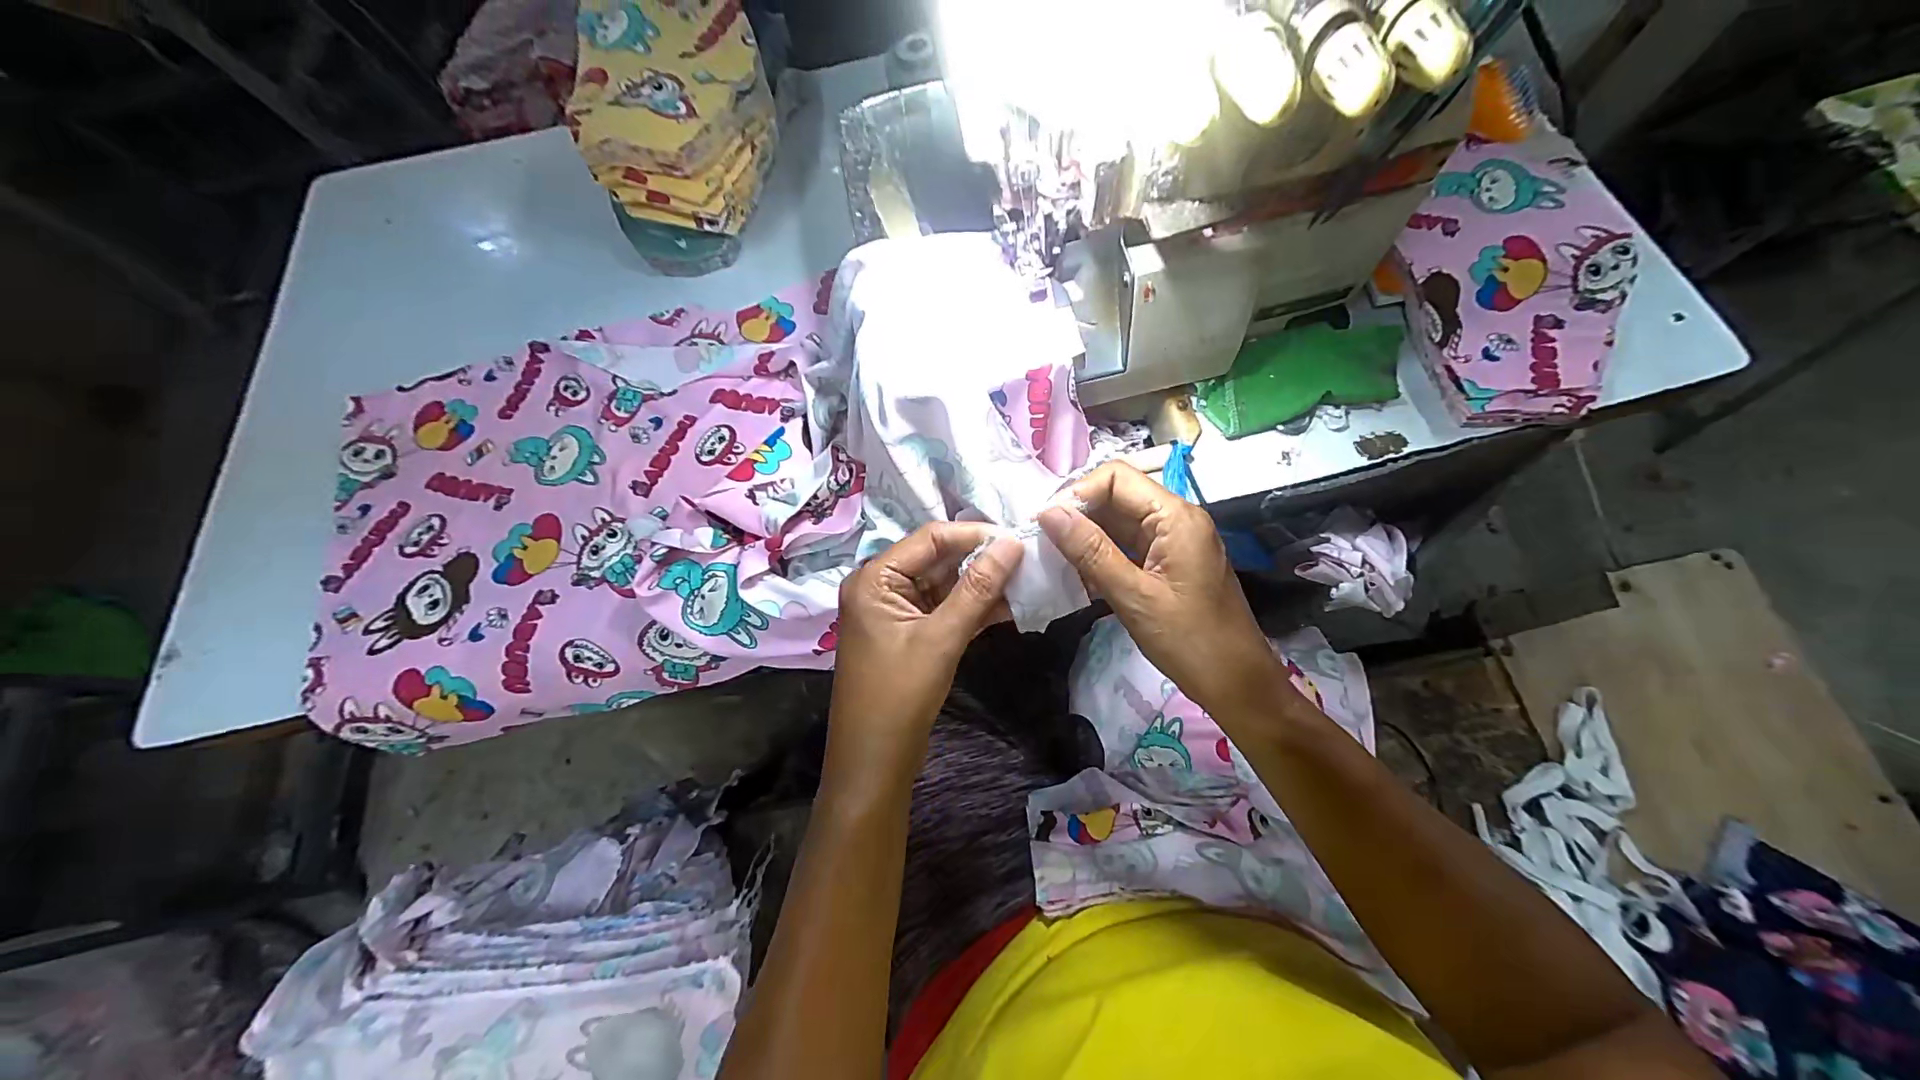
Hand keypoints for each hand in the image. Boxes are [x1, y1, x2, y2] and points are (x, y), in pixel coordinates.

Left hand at [829, 522, 1023, 751]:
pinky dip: (974, 608)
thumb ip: (977, 589)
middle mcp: (881, 587)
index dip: (974, 534)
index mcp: (875, 578)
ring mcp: (896, 611)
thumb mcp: (941, 639)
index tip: (1019, 538)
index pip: (930, 539)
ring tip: (1028, 580)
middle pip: (938, 559)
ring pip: (946, 585)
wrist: (874, 762)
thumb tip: (1012, 544)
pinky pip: (945, 609)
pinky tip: (1011, 606)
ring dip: (983, 585)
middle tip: (1030, 558)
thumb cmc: (899, 696)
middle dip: (983, 560)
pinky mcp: (911, 634)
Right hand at [1039, 462, 1285, 718]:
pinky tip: (1078, 575)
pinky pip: (1128, 545)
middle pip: (1117, 496)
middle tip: (1042, 541)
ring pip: (1119, 522)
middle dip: (1078, 515)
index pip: (1116, 477)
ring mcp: (1174, 541)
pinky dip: (1102, 555)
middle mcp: (1176, 519)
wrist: (1236, 683)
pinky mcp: (1169, 563)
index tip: (1045, 522)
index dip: (1077, 493)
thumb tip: (1047, 513)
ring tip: (1054, 559)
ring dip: (1086, 537)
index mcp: (1176, 517)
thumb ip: (1089, 551)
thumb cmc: (1189, 640)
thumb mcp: (1133, 595)